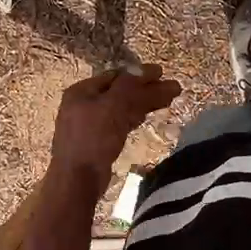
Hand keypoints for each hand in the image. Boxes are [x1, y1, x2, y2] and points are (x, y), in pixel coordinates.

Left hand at [50, 65, 181, 177]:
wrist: (78, 180)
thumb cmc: (93, 138)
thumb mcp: (112, 107)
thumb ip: (129, 86)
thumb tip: (145, 69)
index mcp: (81, 91)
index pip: (116, 76)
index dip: (140, 74)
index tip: (163, 73)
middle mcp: (83, 104)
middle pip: (120, 92)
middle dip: (146, 90)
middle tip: (172, 89)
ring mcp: (89, 124)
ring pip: (121, 108)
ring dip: (144, 103)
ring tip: (168, 101)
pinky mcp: (97, 141)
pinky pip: (118, 123)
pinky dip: (133, 117)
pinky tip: (145, 117)